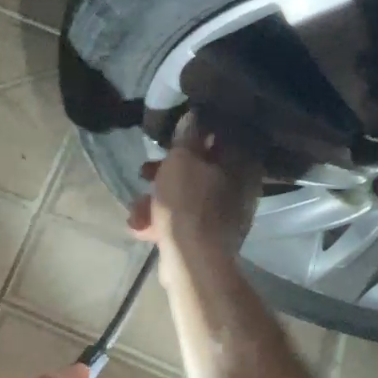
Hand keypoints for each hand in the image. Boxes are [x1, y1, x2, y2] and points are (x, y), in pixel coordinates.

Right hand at [128, 111, 263, 255]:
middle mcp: (240, 190)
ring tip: (136, 210)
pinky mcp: (211, 240)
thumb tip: (193, 116)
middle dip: (167, 172)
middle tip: (145, 172)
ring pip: (188, 198)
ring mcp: (226, 217)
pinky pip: (185, 222)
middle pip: (201, 170)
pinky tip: (140, 227)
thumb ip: (186, 138)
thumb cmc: (188, 204)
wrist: (192, 261)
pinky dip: (163, 222)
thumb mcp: (181, 162)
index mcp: (241, 166)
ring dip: (158, 200)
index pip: (223, 139)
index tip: (171, 138)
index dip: (194, 135)